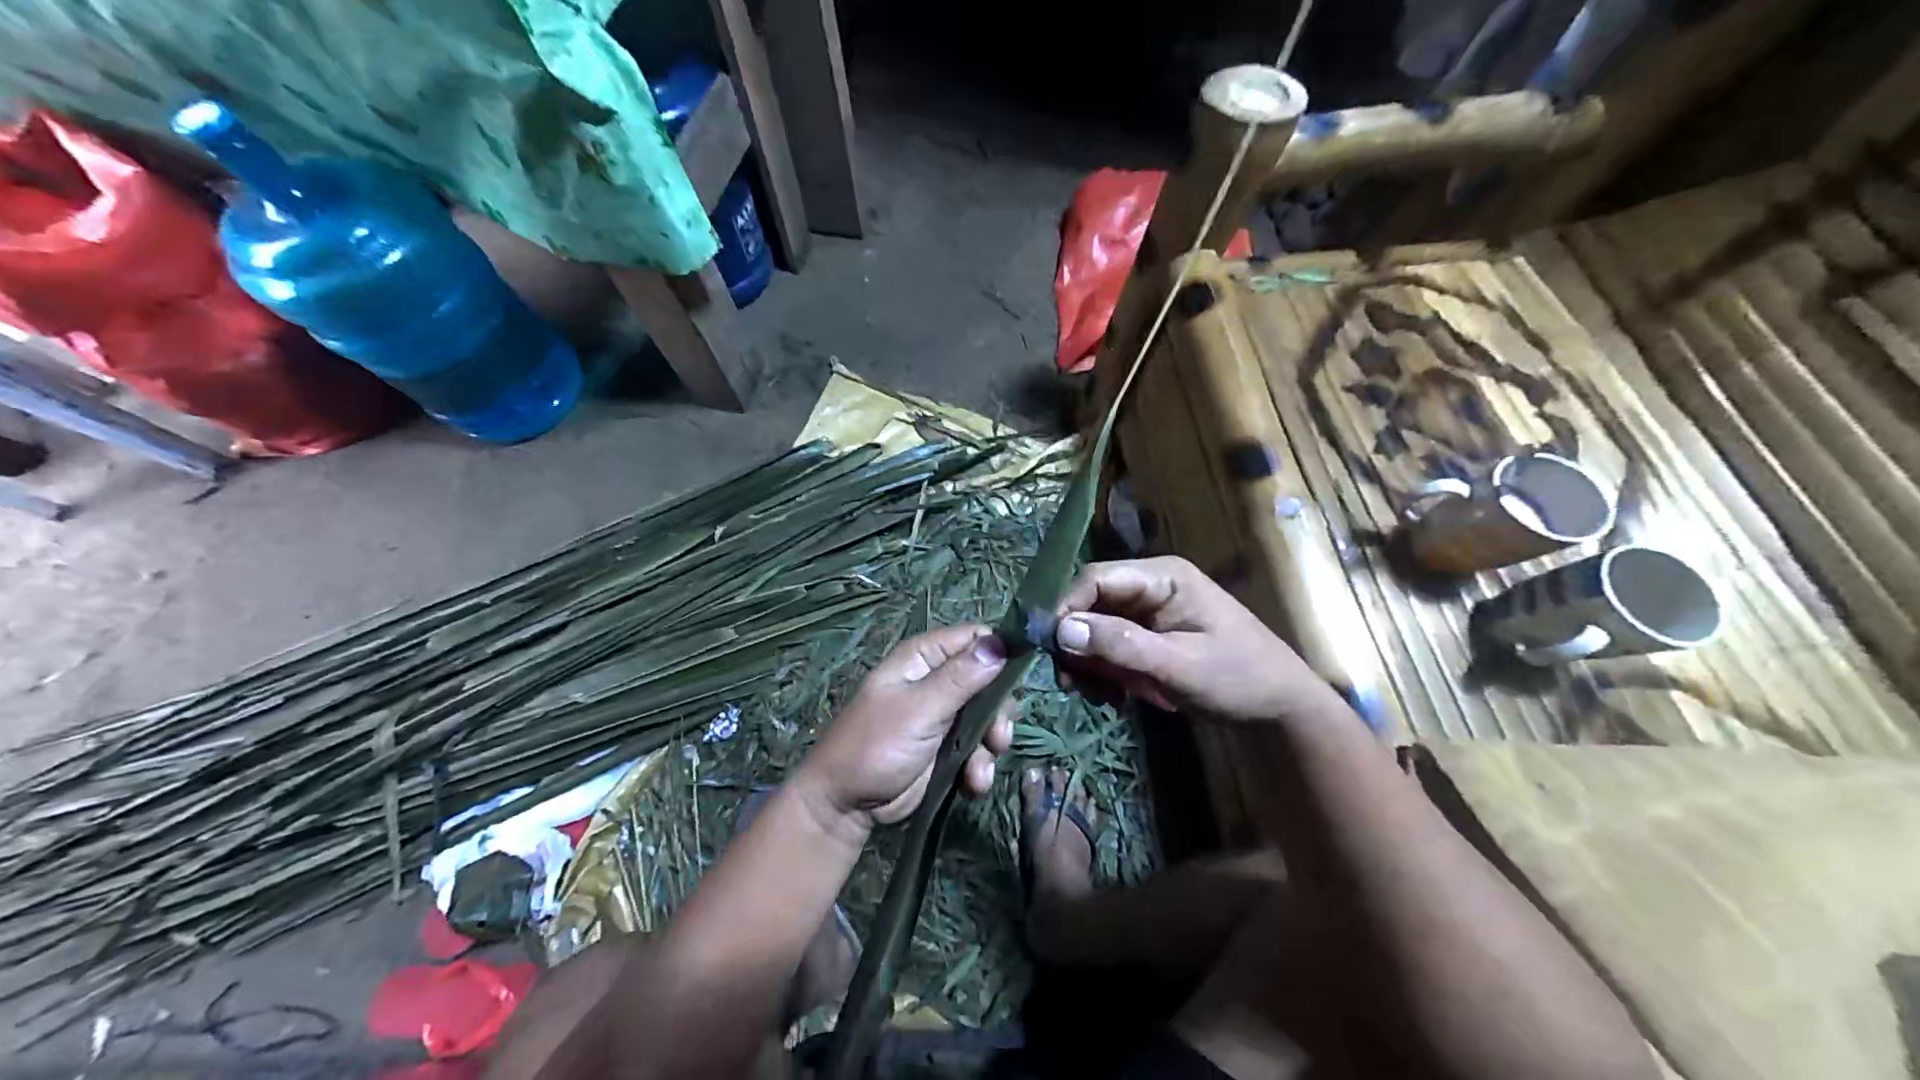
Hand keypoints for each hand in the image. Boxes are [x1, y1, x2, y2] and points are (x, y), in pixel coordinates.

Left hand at [797, 624, 1015, 832]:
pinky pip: (979, 748)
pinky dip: (980, 766)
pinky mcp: (948, 749)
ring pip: (989, 718)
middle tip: (997, 737)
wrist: (846, 805)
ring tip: (978, 769)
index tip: (1018, 677)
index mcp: (923, 659)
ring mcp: (943, 716)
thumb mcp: (919, 708)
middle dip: (999, 711)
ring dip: (991, 745)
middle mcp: (936, 681)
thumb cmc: (875, 745)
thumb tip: (1000, 643)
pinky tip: (972, 784)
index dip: (999, 652)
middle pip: (990, 681)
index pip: (974, 638)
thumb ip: (960, 678)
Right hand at [1052, 556, 1338, 723]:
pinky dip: (1103, 672)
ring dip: (1088, 663)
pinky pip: (1109, 647)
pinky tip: (1113, 697)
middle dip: (1076, 643)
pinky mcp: (1147, 636)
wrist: (1279, 709)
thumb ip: (1121, 645)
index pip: (1096, 578)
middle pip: (1089, 603)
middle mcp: (1149, 587)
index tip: (1049, 648)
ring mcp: (1148, 612)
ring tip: (1099, 697)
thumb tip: (1062, 631)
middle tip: (1071, 683)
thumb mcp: (1178, 664)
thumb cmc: (1238, 679)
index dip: (1067, 608)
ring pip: (1094, 628)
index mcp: (1162, 577)